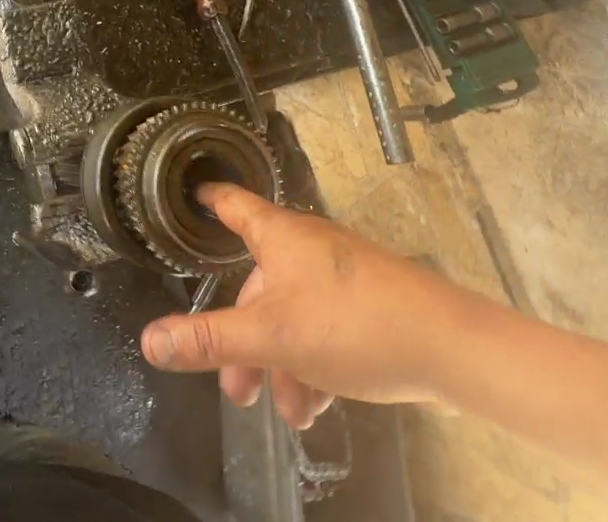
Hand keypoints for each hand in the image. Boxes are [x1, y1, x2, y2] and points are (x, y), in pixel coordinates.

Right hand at [139, 183, 483, 428]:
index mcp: (281, 236)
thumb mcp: (272, 336)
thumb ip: (210, 341)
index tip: (188, 196)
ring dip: (279, 363)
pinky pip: (325, 331)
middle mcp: (309, 248)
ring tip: (284, 411)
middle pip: (257, 284)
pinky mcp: (372, 307)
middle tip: (234, 386)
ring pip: (291, 315)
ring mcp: (344, 278)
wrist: (458, 351)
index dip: (207, 199)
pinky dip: (313, 365)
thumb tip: (149, 341)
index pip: (232, 203)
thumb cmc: (354, 325)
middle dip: (241, 337)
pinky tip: (316, 408)